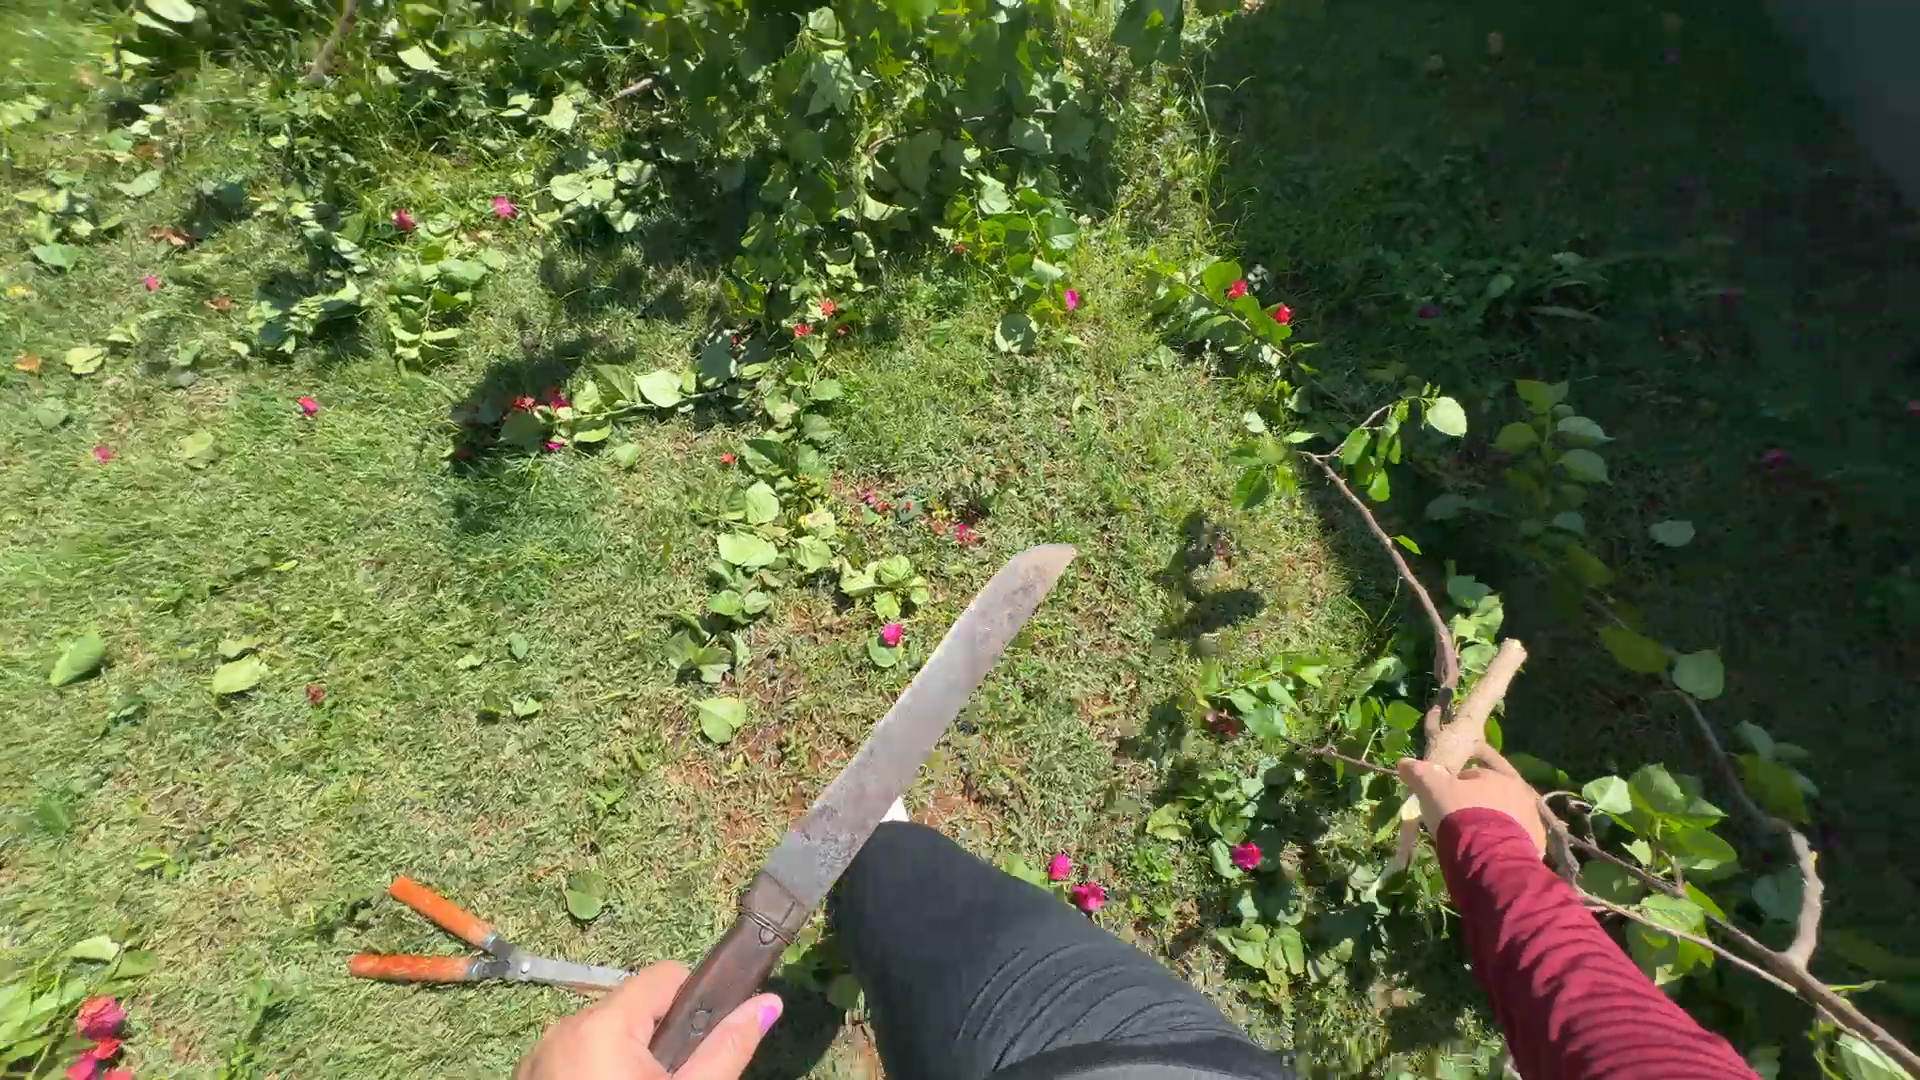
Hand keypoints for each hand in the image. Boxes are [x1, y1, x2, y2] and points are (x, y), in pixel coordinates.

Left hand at [514, 961, 780, 1079]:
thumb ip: (729, 1046)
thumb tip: (771, 1001)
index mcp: (602, 1023)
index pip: (667, 976)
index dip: (692, 1005)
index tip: (695, 1051)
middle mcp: (563, 1029)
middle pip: (634, 1005)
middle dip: (658, 1038)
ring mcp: (537, 1060)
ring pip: (604, 1034)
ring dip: (625, 1058)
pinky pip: (573, 1059)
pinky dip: (593, 1074)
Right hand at [1396, 758, 1546, 855]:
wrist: (1488, 858)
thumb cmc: (1460, 814)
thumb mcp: (1431, 787)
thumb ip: (1419, 772)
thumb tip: (1405, 763)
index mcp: (1502, 777)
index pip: (1472, 774)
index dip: (1453, 784)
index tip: (1441, 797)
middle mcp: (1524, 797)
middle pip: (1490, 796)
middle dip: (1474, 804)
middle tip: (1453, 817)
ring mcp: (1534, 824)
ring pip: (1503, 818)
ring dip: (1487, 824)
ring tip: (1466, 837)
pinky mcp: (1537, 849)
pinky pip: (1512, 840)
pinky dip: (1498, 843)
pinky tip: (1482, 851)